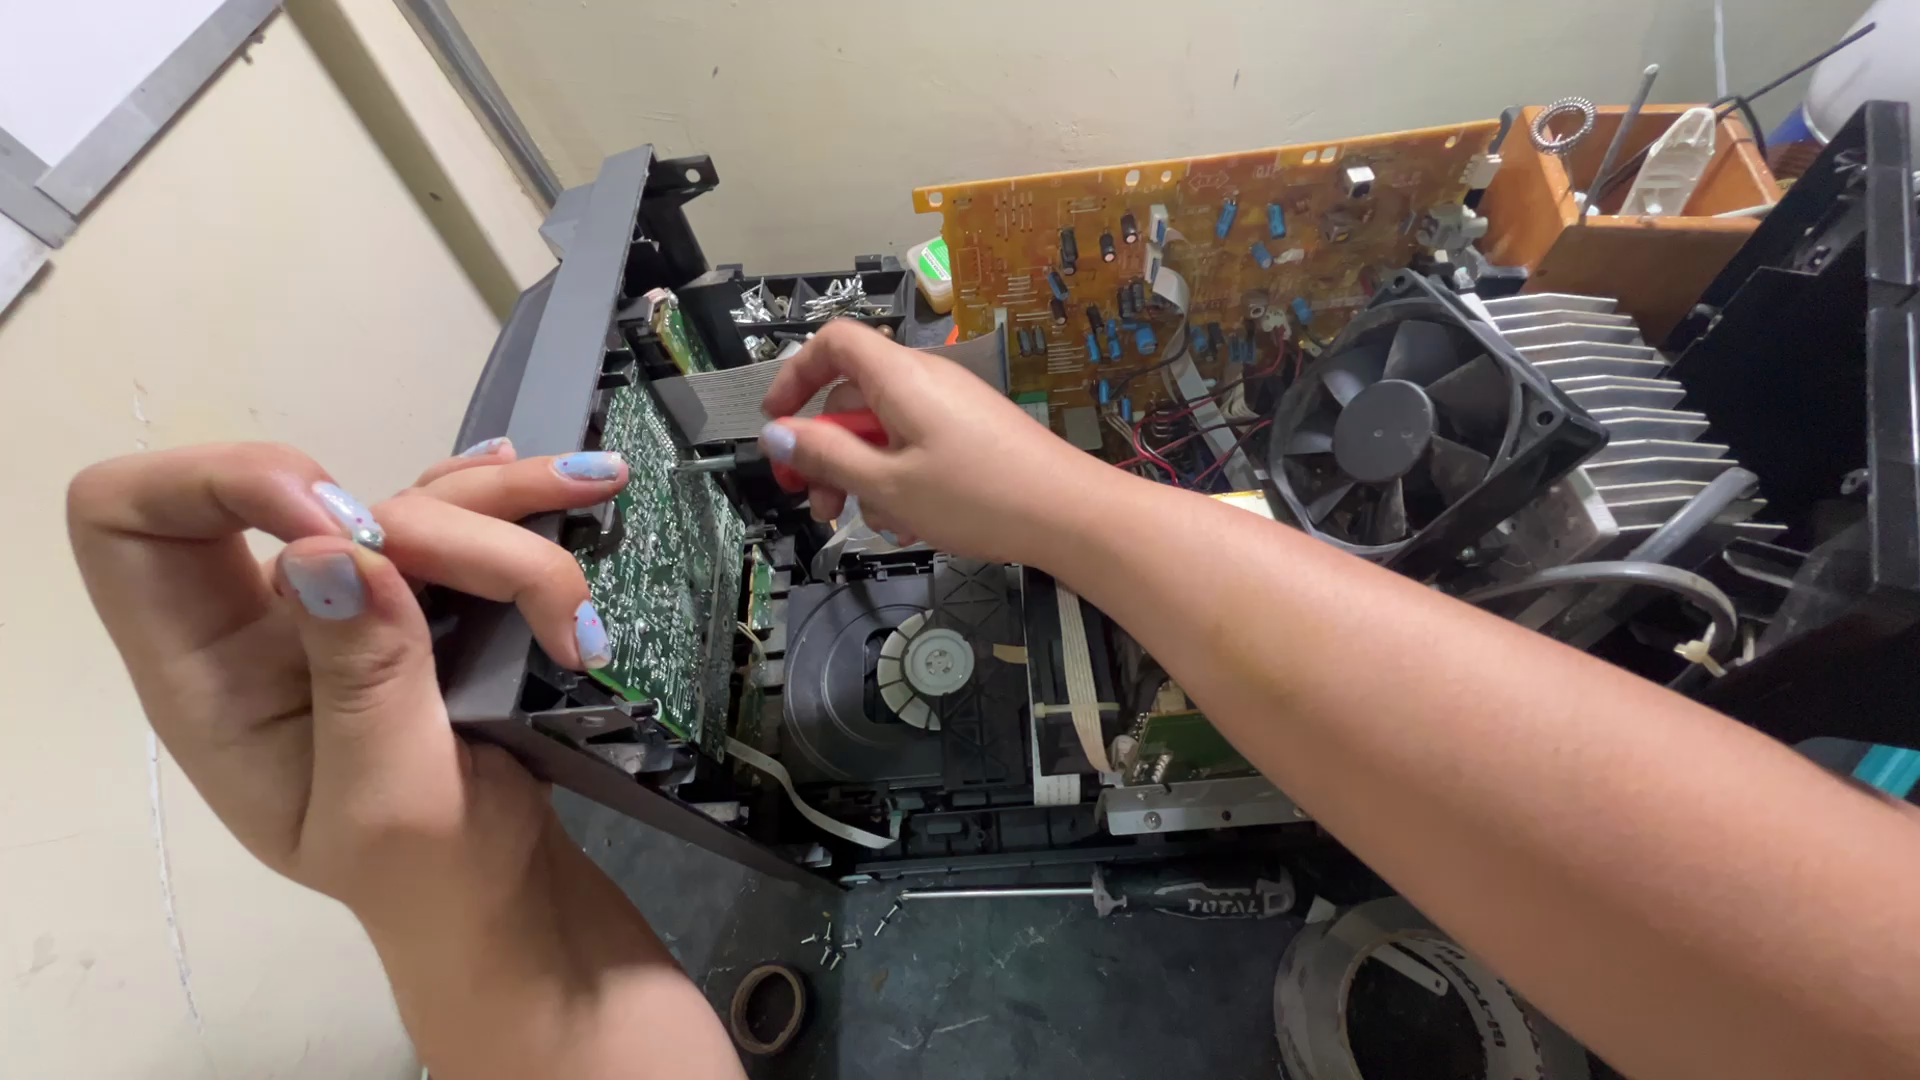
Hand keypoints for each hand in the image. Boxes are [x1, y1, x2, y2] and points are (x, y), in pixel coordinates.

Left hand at [66, 438, 627, 927]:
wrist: (490, 875)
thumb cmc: (424, 863)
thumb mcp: (386, 799)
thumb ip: (362, 682)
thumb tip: (336, 552)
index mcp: (212, 668)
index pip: (136, 522)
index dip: (225, 486)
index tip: (353, 528)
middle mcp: (281, 613)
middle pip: (344, 503)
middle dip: (466, 538)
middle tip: (562, 614)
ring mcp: (366, 597)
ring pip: (426, 498)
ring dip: (517, 497)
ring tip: (603, 487)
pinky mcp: (439, 596)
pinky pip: (469, 515)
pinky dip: (517, 494)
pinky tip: (560, 485)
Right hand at [759, 319, 1112, 564]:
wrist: (1069, 513)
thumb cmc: (978, 497)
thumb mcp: (887, 484)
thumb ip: (827, 456)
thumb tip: (777, 433)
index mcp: (898, 377)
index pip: (831, 344)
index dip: (795, 377)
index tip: (779, 425)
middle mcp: (925, 380)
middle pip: (853, 397)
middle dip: (828, 452)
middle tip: (820, 504)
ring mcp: (952, 406)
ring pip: (885, 430)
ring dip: (867, 476)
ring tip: (879, 523)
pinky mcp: (973, 433)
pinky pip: (918, 444)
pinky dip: (902, 477)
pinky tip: (914, 521)